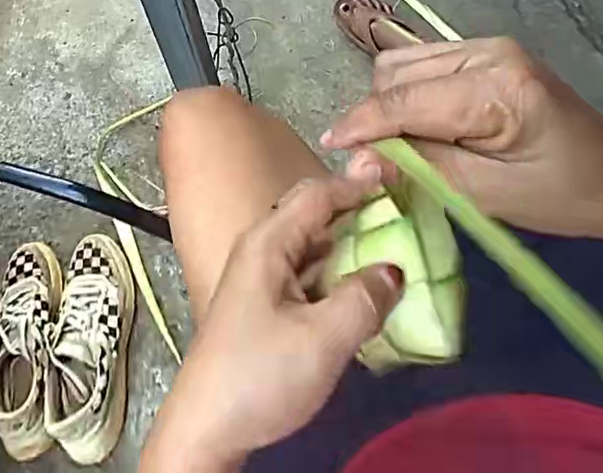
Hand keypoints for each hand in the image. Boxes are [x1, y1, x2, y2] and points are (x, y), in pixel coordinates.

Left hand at [143, 176, 403, 472]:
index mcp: (268, 241)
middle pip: (312, 211)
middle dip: (353, 204)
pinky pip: (308, 268)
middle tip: (396, 202)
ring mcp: (262, 274)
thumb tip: (394, 270)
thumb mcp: (321, 341)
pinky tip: (359, 281)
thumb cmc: (259, 375)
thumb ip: (363, 300)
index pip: (317, 194)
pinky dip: (336, 265)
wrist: (206, 427)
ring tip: (388, 235)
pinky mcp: (265, 300)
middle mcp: (262, 247)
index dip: (356, 182)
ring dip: (347, 237)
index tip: (394, 175)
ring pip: (311, 242)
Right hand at [323, 38, 602, 246]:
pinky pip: (420, 63)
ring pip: (401, 63)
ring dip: (388, 103)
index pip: (406, 100)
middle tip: (375, 163)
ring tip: (399, 145)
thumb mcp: (490, 195)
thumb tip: (358, 161)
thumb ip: (421, 169)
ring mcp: (485, 44)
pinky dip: (406, 93)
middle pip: (396, 73)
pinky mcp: (482, 49)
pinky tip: (419, 123)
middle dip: (375, 116)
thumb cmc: (565, 196)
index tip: (330, 148)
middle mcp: (487, 50)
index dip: (362, 123)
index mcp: (499, 87)